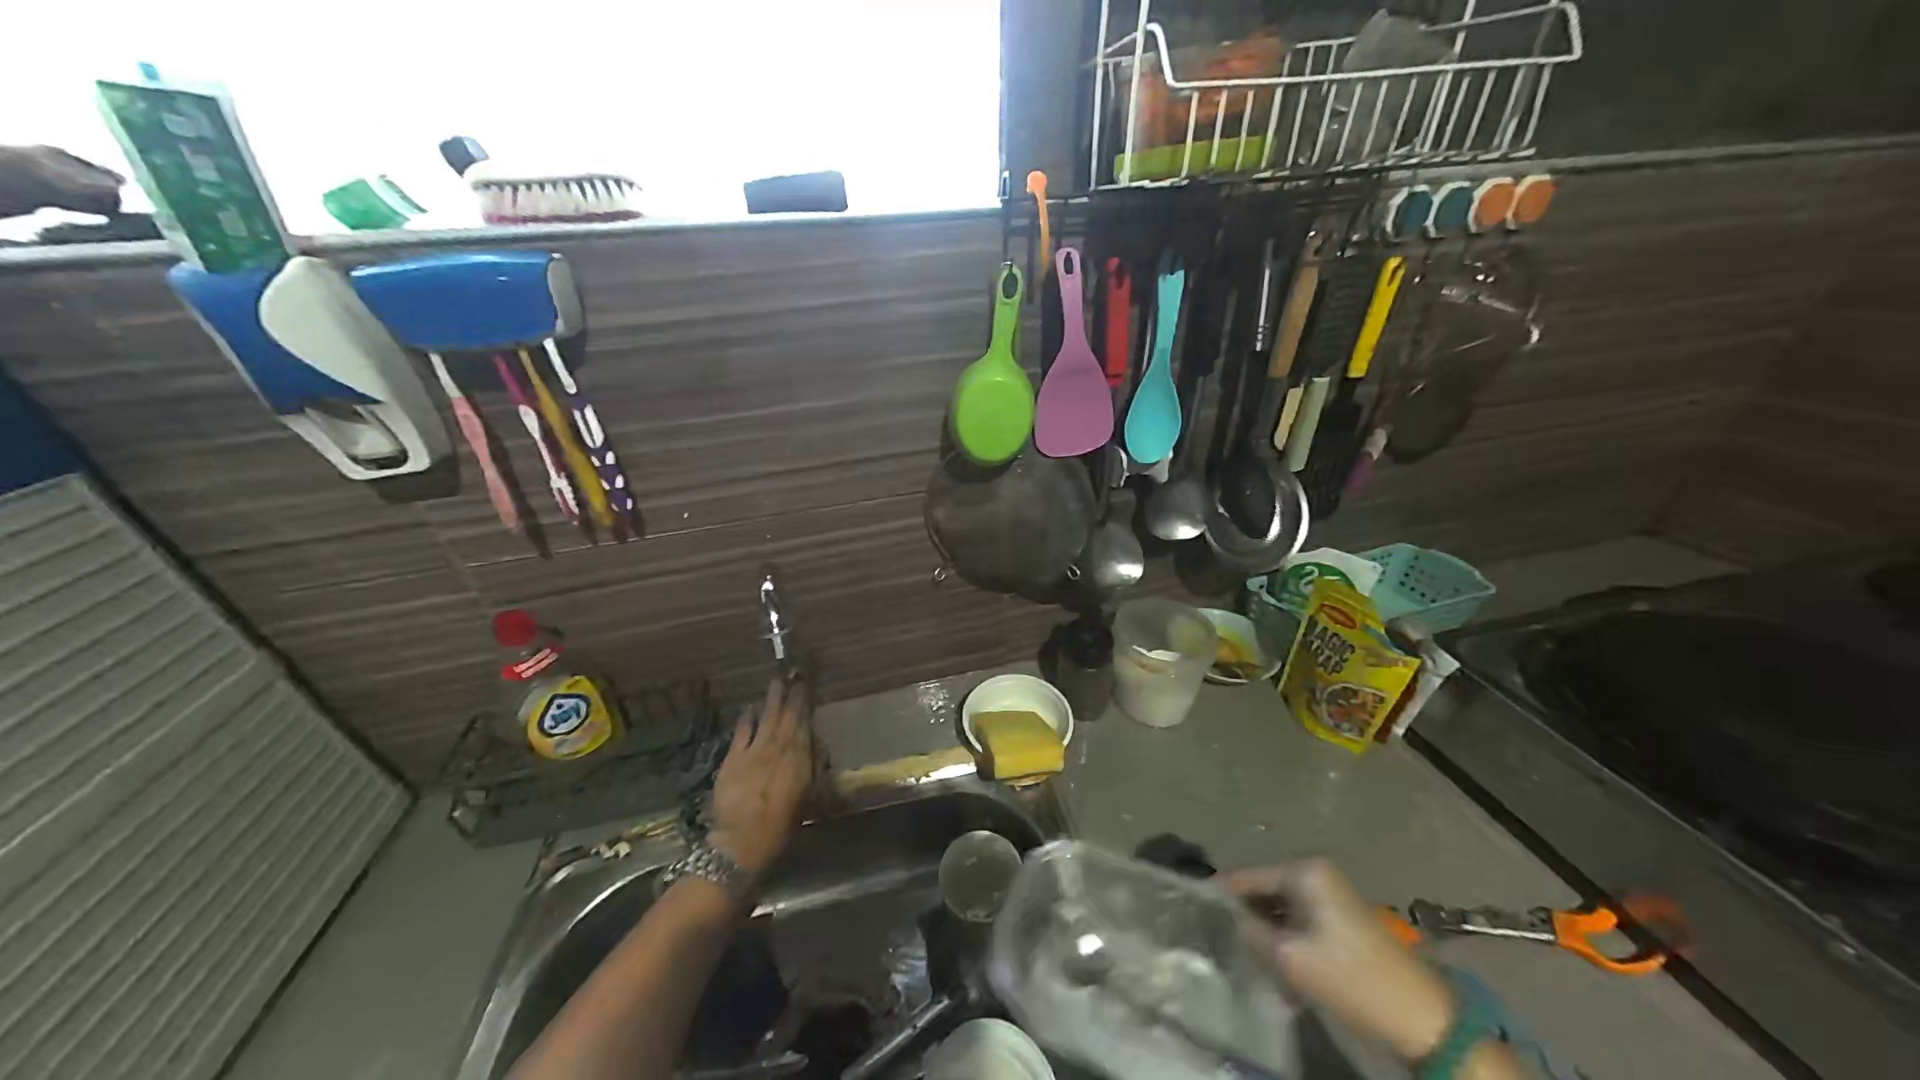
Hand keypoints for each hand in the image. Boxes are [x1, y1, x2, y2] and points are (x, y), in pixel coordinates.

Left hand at [709, 675, 813, 874]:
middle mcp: (779, 750)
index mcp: (799, 760)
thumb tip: (816, 750)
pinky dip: (746, 719)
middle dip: (790, 696)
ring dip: (771, 700)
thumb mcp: (806, 800)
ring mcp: (754, 752)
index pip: (804, 726)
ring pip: (766, 719)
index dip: (805, 705)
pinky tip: (749, 708)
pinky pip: (741, 733)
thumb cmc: (779, 827)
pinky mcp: (733, 759)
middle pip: (786, 717)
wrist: (742, 840)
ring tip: (776, 682)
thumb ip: (810, 771)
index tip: (806, 687)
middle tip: (793, 675)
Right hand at [1225, 859, 1454, 1062]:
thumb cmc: (1352, 979)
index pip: (1247, 876)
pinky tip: (1277, 970)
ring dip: (1266, 935)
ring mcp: (1332, 896)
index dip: (1221, 896)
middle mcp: (1317, 874)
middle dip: (1246, 918)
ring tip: (1248, 960)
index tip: (1195, 912)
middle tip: (1222, 942)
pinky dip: (1286, 942)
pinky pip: (1299, 923)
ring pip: (1281, 910)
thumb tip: (1223, 916)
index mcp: (1305, 871)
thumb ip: (1250, 932)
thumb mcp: (1290, 958)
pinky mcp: (1342, 920)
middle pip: (1264, 891)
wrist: (1422, 1019)